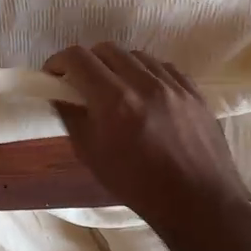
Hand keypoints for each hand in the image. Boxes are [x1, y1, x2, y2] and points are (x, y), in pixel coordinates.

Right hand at [43, 43, 250, 223]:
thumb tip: (60, 96)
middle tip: (80, 81)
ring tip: (113, 86)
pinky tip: (143, 91)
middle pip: (106, 50)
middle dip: (86, 61)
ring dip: (116, 65)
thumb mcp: (89, 153)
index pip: (78, 58)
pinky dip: (146, 72)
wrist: (196, 200)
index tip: (53, 75)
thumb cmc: (135, 181)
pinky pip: (164, 68)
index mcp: (113, 100)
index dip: (58, 61)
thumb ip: (71, 117)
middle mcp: (144, 84)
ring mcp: (174, 86)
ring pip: (136, 56)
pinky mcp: (195, 93)